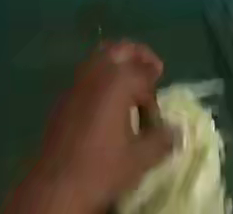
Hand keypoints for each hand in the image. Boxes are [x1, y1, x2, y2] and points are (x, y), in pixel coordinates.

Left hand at [5, 42, 176, 213]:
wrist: (57, 184)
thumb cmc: (102, 167)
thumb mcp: (139, 159)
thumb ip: (160, 140)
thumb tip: (176, 131)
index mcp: (119, 79)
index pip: (145, 75)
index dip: (154, 96)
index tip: (156, 119)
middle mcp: (98, 70)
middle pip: (122, 49)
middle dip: (139, 56)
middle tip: (152, 69)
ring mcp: (78, 80)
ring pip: (101, 56)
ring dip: (118, 62)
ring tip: (129, 84)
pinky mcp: (64, 94)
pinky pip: (87, 73)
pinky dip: (101, 76)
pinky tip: (105, 101)